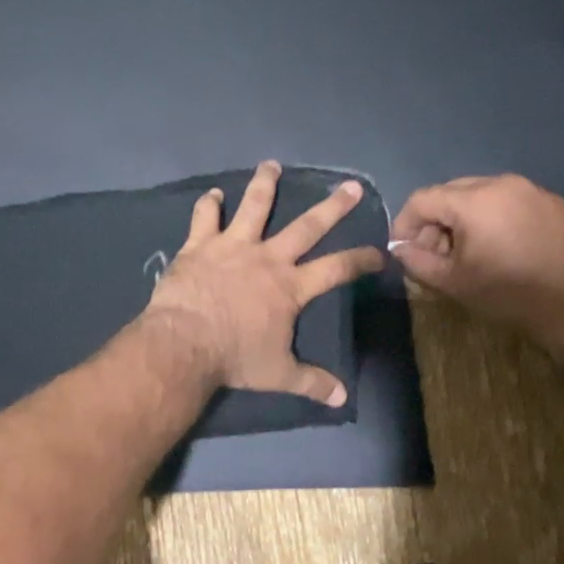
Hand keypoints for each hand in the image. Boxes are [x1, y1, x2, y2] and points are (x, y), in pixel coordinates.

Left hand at [145, 161, 384, 405]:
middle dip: (332, 206)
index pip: (336, 269)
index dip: (361, 260)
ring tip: (271, 164)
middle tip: (350, 186)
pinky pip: (205, 217)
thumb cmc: (234, 357)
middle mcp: (267, 258)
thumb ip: (311, 382)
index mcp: (290, 287)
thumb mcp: (278, 374)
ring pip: (254, 207)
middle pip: (307, 226)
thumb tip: (341, 398)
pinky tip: (213, 194)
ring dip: (264, 184)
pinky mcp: (199, 245)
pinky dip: (209, 204)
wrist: (184, 342)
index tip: (379, 252)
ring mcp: (232, 246)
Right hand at [391, 174, 563, 357]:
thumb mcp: (455, 283)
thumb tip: (400, 248)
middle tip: (435, 253)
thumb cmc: (512, 294)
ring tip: (470, 253)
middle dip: (435, 220)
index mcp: (474, 200)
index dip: (404, 223)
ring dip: (466, 219)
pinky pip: (514, 203)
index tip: (402, 248)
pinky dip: (498, 220)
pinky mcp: (559, 204)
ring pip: (484, 196)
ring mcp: (535, 191)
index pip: (422, 199)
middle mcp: (503, 184)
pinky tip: (506, 250)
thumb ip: (418, 261)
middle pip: (452, 192)